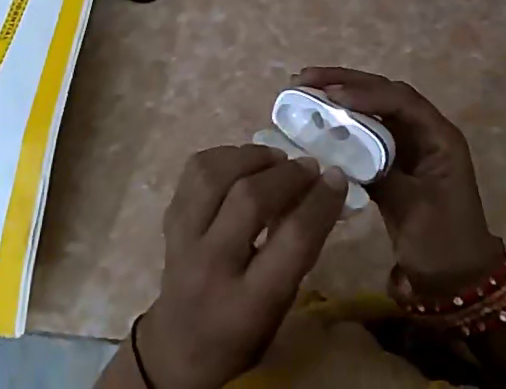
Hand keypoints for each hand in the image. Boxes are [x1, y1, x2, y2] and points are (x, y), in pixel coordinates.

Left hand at [135, 144, 347, 388]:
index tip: (337, 178)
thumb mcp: (280, 305)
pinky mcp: (169, 218)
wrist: (179, 349)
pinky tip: (244, 161)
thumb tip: (323, 187)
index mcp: (249, 303)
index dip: (319, 202)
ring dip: (251, 157)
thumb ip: (298, 250)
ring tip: (276, 159)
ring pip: (214, 175)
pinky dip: (223, 156)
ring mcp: (182, 239)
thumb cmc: (243, 333)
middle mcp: (211, 267)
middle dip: (287, 174)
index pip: (292, 240)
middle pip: (249, 199)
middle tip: (309, 167)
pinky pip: (195, 170)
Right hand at [295, 67, 505, 293]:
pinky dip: (340, 121)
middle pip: (383, 93)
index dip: (366, 93)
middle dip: (345, 82)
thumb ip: (380, 173)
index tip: (331, 95)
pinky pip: (364, 129)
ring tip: (304, 88)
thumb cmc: (441, 243)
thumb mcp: (412, 209)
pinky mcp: (391, 158)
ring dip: (340, 95)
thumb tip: (340, 149)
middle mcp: (423, 130)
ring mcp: (406, 143)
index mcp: (438, 136)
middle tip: (305, 78)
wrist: (456, 281)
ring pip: (371, 106)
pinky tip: (316, 118)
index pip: (401, 100)